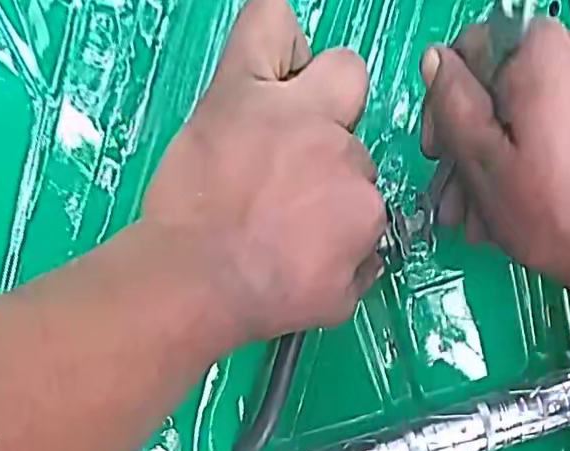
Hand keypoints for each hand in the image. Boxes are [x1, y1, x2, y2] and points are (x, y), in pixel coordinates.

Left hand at [142, 0, 385, 342]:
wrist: (202, 279)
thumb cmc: (266, 298)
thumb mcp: (336, 304)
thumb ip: (361, 271)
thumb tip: (366, 255)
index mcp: (365, 207)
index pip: (367, 197)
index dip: (342, 215)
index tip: (314, 230)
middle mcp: (341, 152)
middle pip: (355, 142)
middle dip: (333, 165)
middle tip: (297, 188)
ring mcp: (294, 113)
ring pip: (340, 72)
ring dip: (324, 98)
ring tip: (290, 128)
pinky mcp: (242, 86)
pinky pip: (271, 22)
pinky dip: (277, 40)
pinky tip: (269, 73)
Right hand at [420, 18, 569, 291]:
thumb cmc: (549, 211)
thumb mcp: (480, 157)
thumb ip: (451, 102)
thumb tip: (435, 63)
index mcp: (538, 50)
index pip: (465, 53)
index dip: (443, 106)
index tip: (437, 151)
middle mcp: (563, 56)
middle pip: (485, 90)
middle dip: (462, 149)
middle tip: (451, 194)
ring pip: (503, 119)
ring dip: (479, 169)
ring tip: (471, 216)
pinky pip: (527, 134)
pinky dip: (507, 169)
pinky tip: (492, 210)